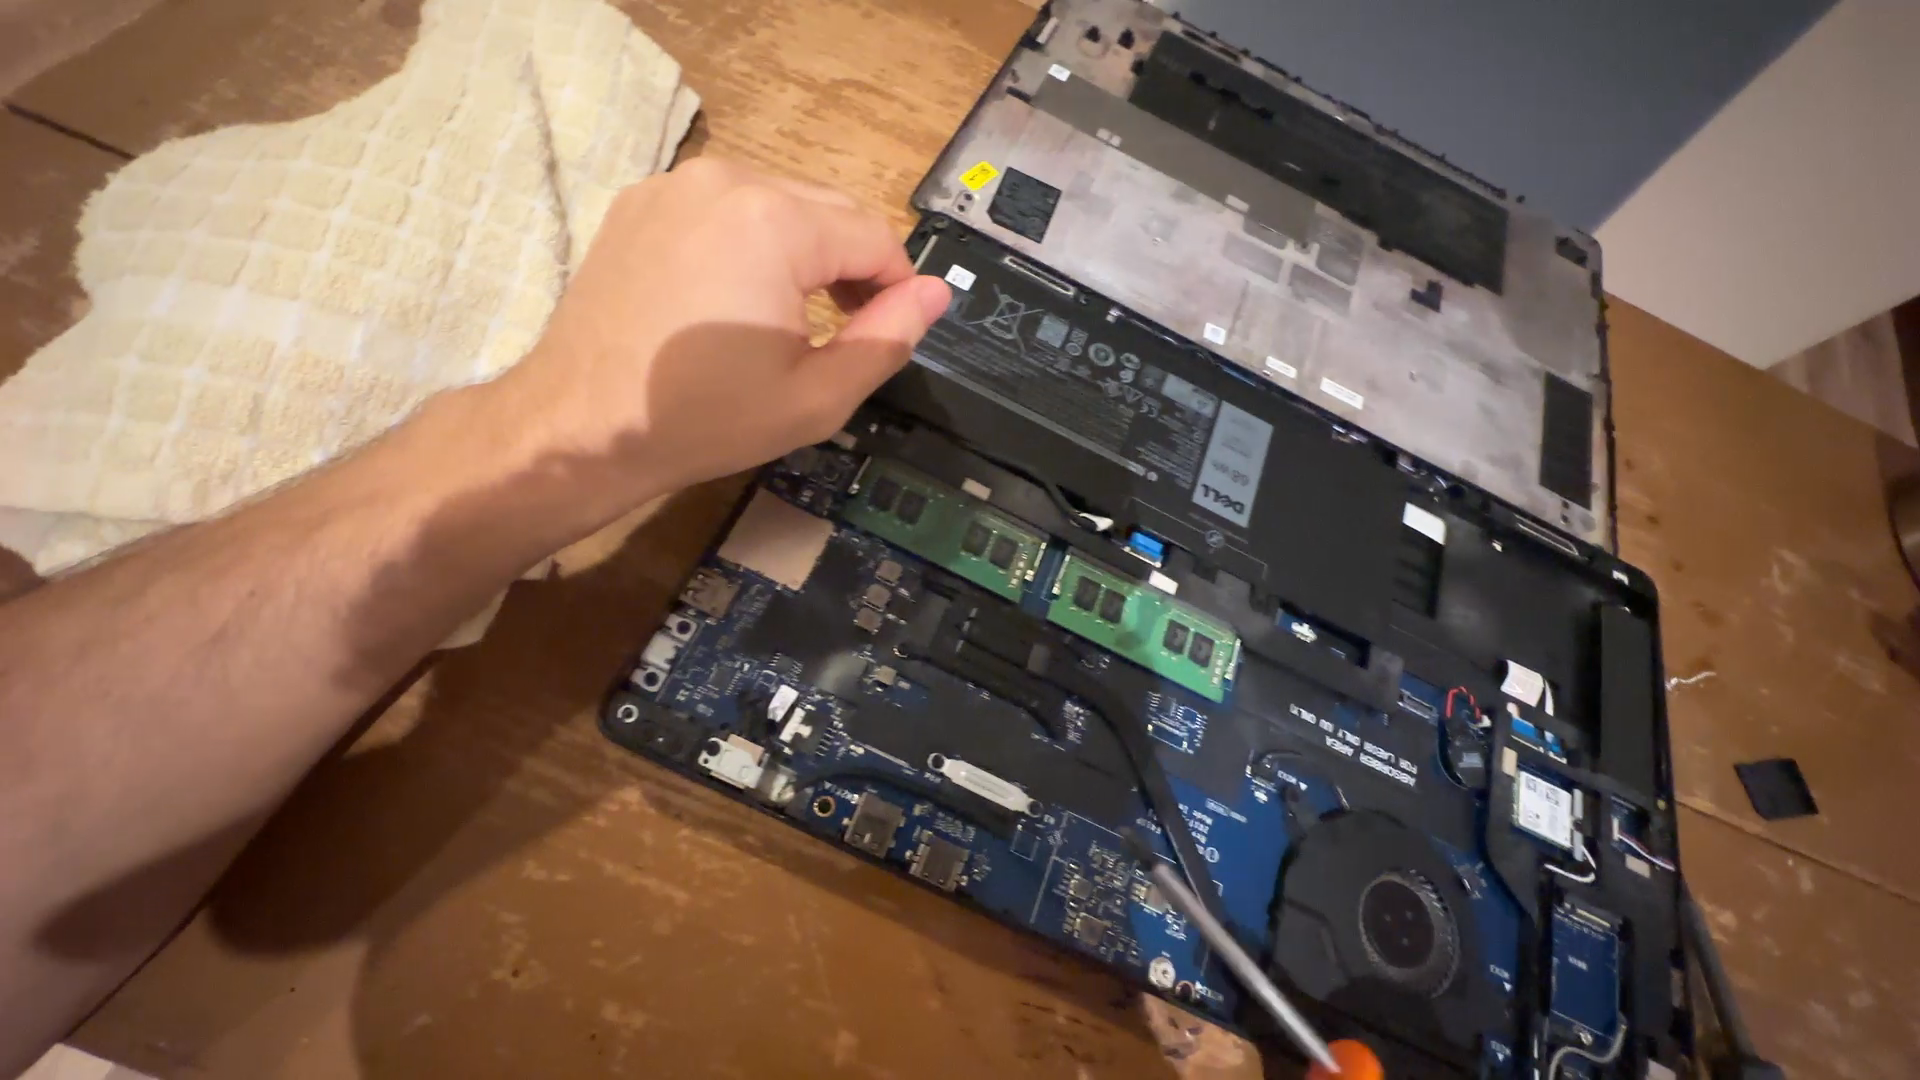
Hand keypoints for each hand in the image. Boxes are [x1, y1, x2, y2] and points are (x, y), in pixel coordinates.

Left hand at [495, 158, 950, 521]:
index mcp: (774, 223)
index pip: (874, 236)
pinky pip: (726, 208)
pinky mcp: (641, 202)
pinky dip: (752, 242)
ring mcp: (675, 184)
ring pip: (779, 203)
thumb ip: (887, 339)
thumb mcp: (816, 396)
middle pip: (828, 210)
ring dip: (805, 252)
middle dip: (852, 266)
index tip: (891, 331)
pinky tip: (738, 296)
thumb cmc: (707, 419)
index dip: (899, 285)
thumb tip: (937, 293)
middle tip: (846, 331)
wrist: (581, 426)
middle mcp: (725, 179)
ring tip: (795, 318)